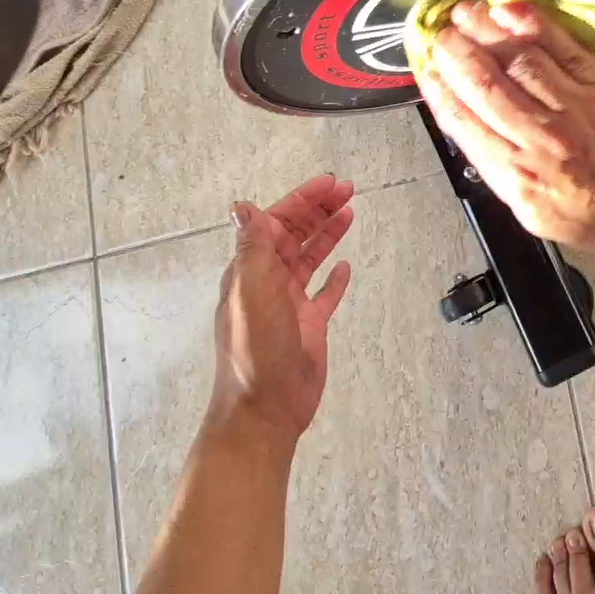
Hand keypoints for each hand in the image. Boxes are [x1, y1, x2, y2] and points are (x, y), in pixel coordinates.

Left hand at [208, 175, 355, 446]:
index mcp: (251, 272)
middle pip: (294, 235)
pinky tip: (346, 267)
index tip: (329, 183)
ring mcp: (289, 305)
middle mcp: (268, 283)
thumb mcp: (252, 293)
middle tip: (347, 191)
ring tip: (350, 213)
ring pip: (309, 258)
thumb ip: (252, 249)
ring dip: (327, 234)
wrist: (265, 409)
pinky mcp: (309, 326)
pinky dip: (335, 278)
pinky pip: (323, 294)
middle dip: (318, 210)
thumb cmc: (257, 351)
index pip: (276, 224)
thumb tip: (243, 206)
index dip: (302, 200)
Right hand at [415, 0, 594, 264]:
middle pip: (486, 83)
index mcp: (515, 172)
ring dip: (486, 30)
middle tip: (439, 32)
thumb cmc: (580, 212)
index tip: (425, 64)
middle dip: (455, 52)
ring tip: (464, 12)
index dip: (439, 87)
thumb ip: (491, 162)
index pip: (463, 120)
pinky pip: (561, 47)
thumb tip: (459, 113)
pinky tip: (508, 8)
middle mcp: (540, 137)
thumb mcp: (523, 206)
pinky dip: (532, 24)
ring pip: (519, 59)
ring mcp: (573, 107)